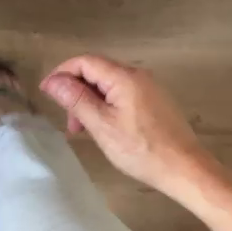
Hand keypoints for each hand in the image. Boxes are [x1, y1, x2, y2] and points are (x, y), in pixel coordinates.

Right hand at [40, 54, 220, 196]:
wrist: (185, 169)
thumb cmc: (141, 149)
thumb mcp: (101, 125)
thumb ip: (76, 99)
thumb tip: (52, 81)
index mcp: (124, 77)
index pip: (84, 61)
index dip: (62, 73)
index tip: (46, 94)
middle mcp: (137, 75)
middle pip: (96, 71)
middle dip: (76, 91)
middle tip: (69, 123)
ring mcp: (148, 88)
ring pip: (108, 85)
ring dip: (90, 102)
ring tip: (84, 130)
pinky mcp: (154, 102)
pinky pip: (122, 95)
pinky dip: (106, 106)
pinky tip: (104, 128)